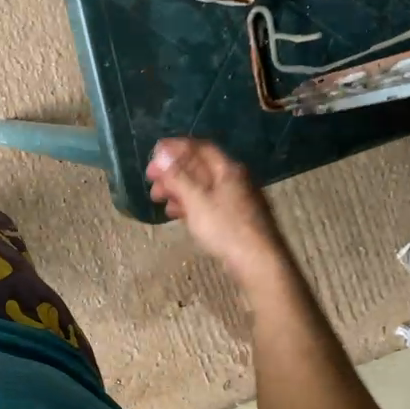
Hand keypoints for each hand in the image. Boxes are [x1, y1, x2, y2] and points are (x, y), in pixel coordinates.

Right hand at [146, 138, 284, 281]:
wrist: (258, 261)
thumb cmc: (225, 229)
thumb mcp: (196, 201)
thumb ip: (178, 176)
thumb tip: (162, 152)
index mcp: (227, 169)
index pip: (200, 147)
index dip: (175, 147)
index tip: (153, 154)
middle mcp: (234, 178)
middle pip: (199, 166)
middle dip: (173, 171)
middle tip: (151, 180)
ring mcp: (236, 198)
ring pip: (202, 185)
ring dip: (178, 188)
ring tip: (158, 199)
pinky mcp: (234, 216)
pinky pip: (208, 201)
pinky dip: (189, 203)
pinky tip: (176, 213)